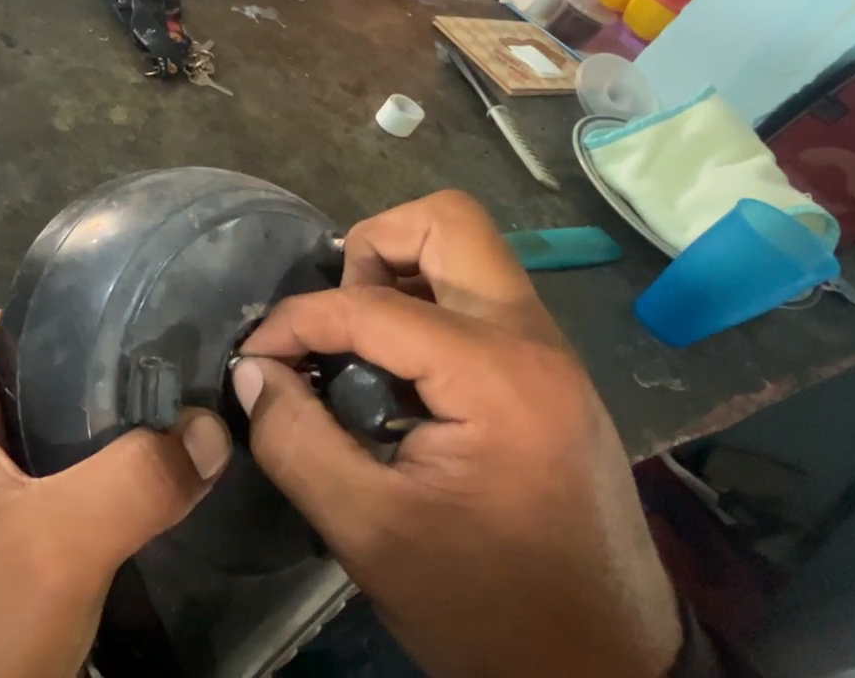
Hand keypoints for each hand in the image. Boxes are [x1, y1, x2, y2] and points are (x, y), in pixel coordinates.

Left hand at [0, 312, 232, 677]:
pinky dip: (100, 466)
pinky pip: (62, 481)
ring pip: (48, 433)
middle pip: (25, 379)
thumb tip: (212, 428)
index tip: (111, 303)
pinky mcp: (17, 540)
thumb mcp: (63, 538)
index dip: (41, 312)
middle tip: (157, 350)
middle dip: (84, 361)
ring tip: (165, 399)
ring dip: (98, 418)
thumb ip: (137, 479)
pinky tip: (148, 467)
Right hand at [234, 191, 681, 677]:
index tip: (256, 360)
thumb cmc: (486, 608)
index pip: (370, 304)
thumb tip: (253, 371)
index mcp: (497, 377)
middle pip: (447, 222)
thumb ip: (294, 440)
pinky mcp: (548, 376)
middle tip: (333, 321)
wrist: (602, 671)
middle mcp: (534, 342)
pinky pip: (478, 297)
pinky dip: (422, 307)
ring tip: (358, 345)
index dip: (295, 321)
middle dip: (370, 250)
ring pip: (466, 253)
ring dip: (397, 276)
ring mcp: (550, 354)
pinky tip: (393, 372)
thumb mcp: (369, 533)